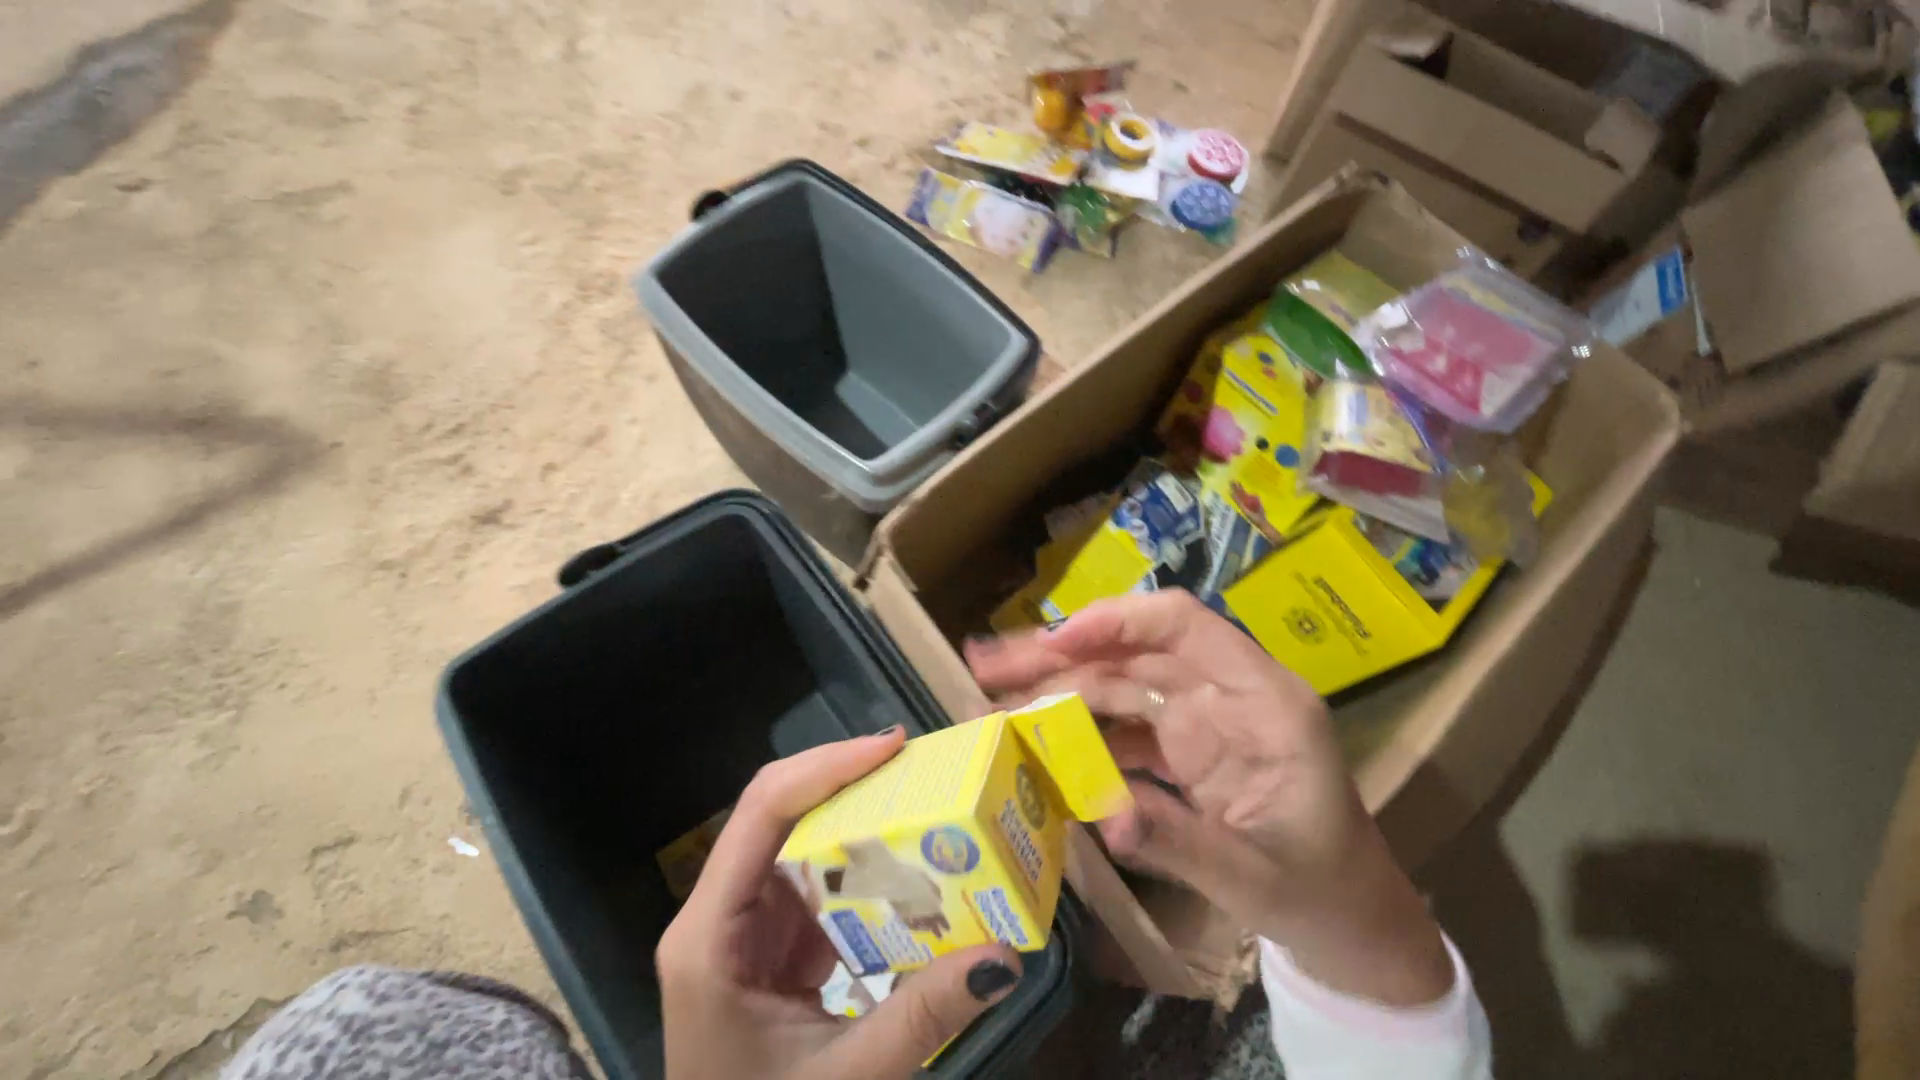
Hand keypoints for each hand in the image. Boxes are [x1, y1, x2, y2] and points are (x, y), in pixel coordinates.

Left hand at [657, 728, 1024, 1079]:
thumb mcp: (845, 1079)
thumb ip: (922, 1016)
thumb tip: (1004, 956)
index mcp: (709, 935)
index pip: (761, 814)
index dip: (825, 768)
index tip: (893, 748)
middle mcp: (717, 913)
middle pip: (777, 815)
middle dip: (848, 782)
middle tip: (919, 765)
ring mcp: (741, 927)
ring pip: (797, 844)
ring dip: (857, 820)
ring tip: (921, 797)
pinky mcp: (767, 945)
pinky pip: (814, 884)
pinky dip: (861, 868)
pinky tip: (906, 863)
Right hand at [965, 590, 1451, 1005]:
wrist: (1353, 928)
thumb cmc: (1323, 895)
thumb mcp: (1255, 879)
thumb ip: (1180, 842)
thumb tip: (1100, 814)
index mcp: (1264, 703)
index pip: (1184, 626)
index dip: (1115, 621)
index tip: (1053, 643)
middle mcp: (1226, 696)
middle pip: (1134, 652)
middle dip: (1059, 655)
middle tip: (988, 665)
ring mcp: (1202, 721)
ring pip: (1119, 685)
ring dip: (1056, 690)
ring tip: (991, 699)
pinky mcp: (1184, 750)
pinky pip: (1121, 729)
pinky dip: (1077, 734)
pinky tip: (1035, 746)